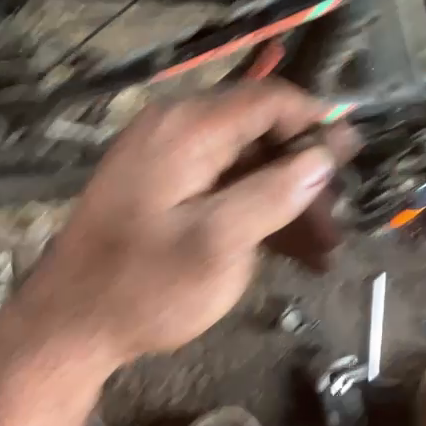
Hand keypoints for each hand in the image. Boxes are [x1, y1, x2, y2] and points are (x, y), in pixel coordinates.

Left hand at [12, 82, 355, 365]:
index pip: (268, 100)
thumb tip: (322, 157)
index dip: (316, 123)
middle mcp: (176, 133)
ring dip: (288, 205)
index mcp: (187, 130)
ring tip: (325, 251)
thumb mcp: (217, 245)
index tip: (354, 155)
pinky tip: (294, 254)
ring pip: (247, 168)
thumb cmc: (144, 287)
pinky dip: (258, 216)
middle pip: (260, 135)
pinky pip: (224, 191)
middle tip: (339, 223)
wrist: (71, 325)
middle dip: (306, 177)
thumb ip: (272, 195)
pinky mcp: (164, 194)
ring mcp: (168, 165)